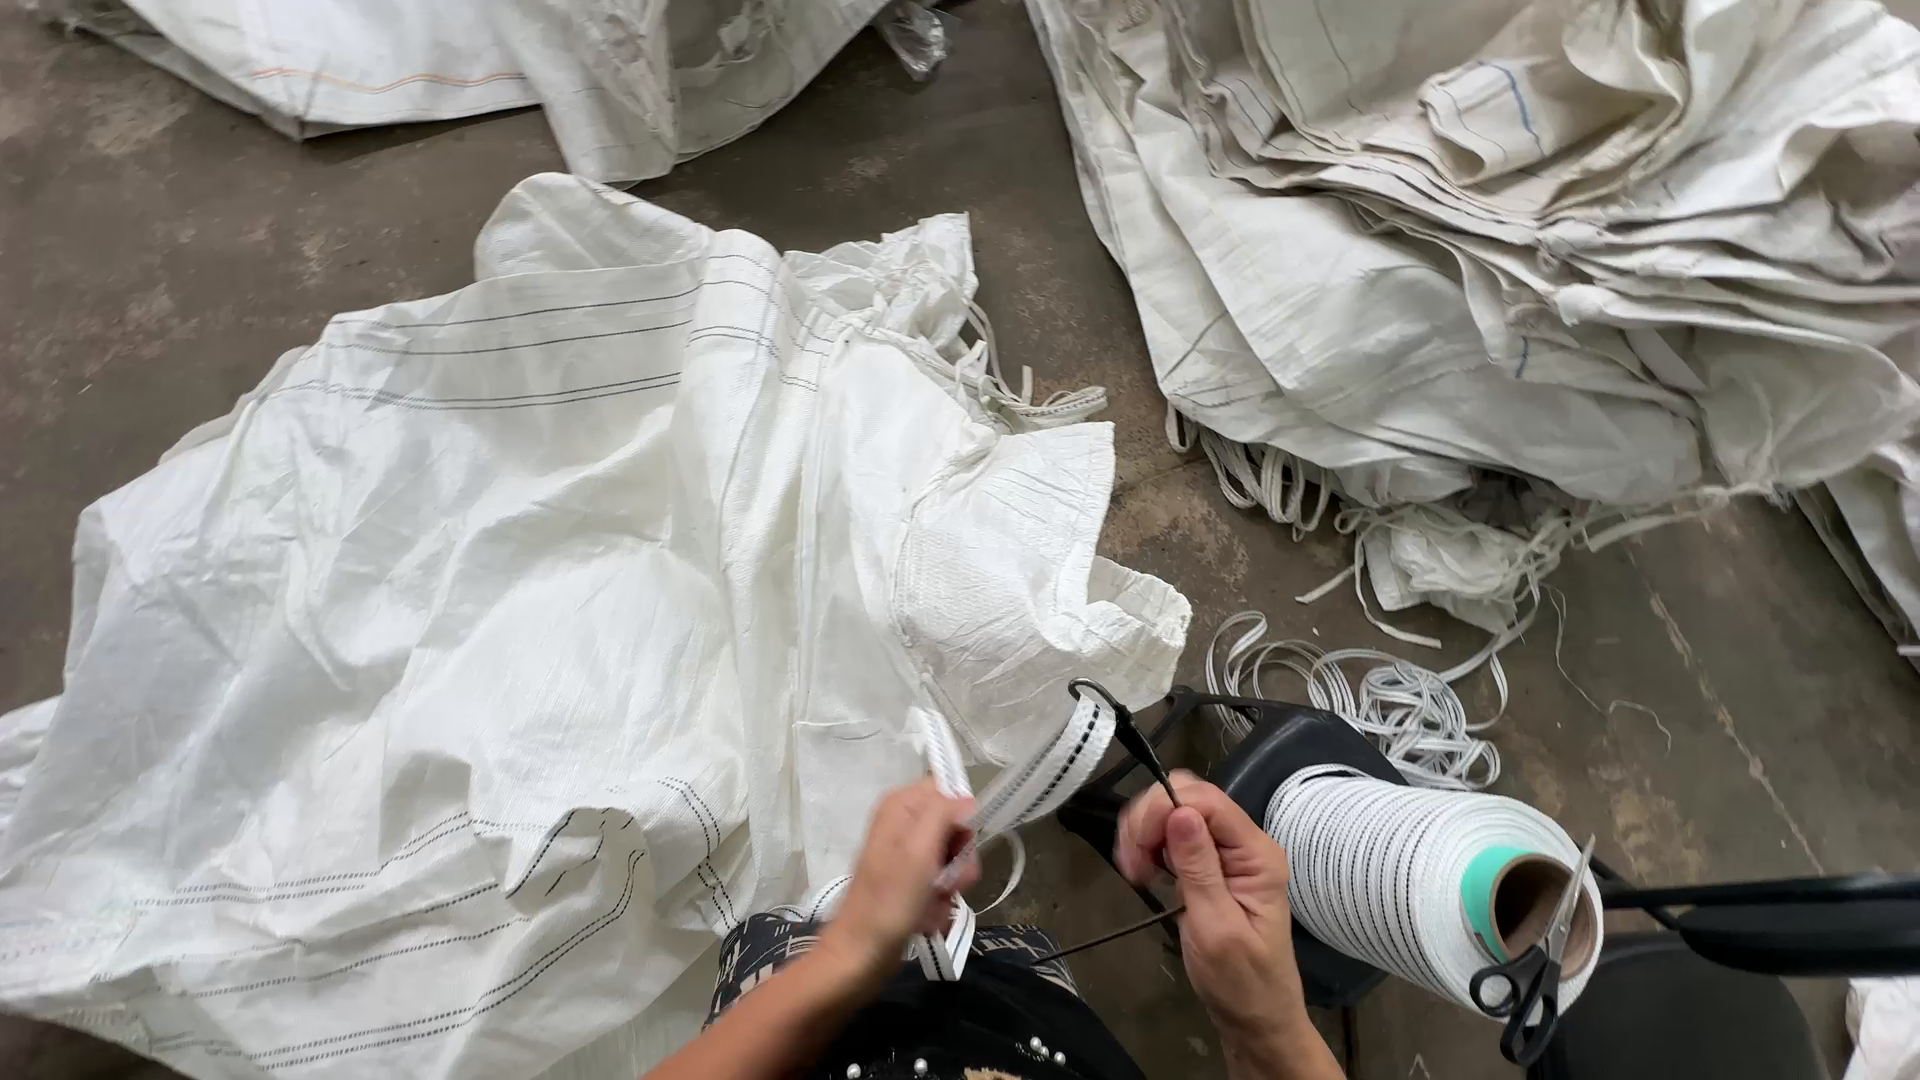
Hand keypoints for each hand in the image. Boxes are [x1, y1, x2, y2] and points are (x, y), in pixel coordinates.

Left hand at [820, 779, 978, 981]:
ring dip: (952, 883)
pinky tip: (927, 915)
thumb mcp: (920, 849)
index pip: (948, 791)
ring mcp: (908, 853)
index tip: (959, 844)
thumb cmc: (890, 900)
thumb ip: (943, 813)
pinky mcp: (911, 880)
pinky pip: (943, 880)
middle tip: (947, 881)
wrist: (861, 954)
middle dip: (959, 858)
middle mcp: (904, 822)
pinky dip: (940, 899)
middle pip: (955, 826)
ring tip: (934, 902)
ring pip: (953, 857)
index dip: (961, 818)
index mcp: (901, 805)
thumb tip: (969, 799)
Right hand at [1117, 772, 1335, 1077]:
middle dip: (1149, 818)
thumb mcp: (1217, 929)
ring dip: (1144, 832)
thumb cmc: (1241, 982)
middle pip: (1187, 795)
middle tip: (1131, 863)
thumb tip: (1179, 812)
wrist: (1255, 1020)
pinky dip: (1148, 843)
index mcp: (1256, 853)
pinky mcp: (1207, 859)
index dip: (1164, 809)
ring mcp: (1225, 849)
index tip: (1139, 847)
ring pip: (1173, 808)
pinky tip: (1141, 870)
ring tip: (1134, 871)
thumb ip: (1199, 869)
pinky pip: (1171, 831)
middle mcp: (1243, 841)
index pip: (1207, 800)